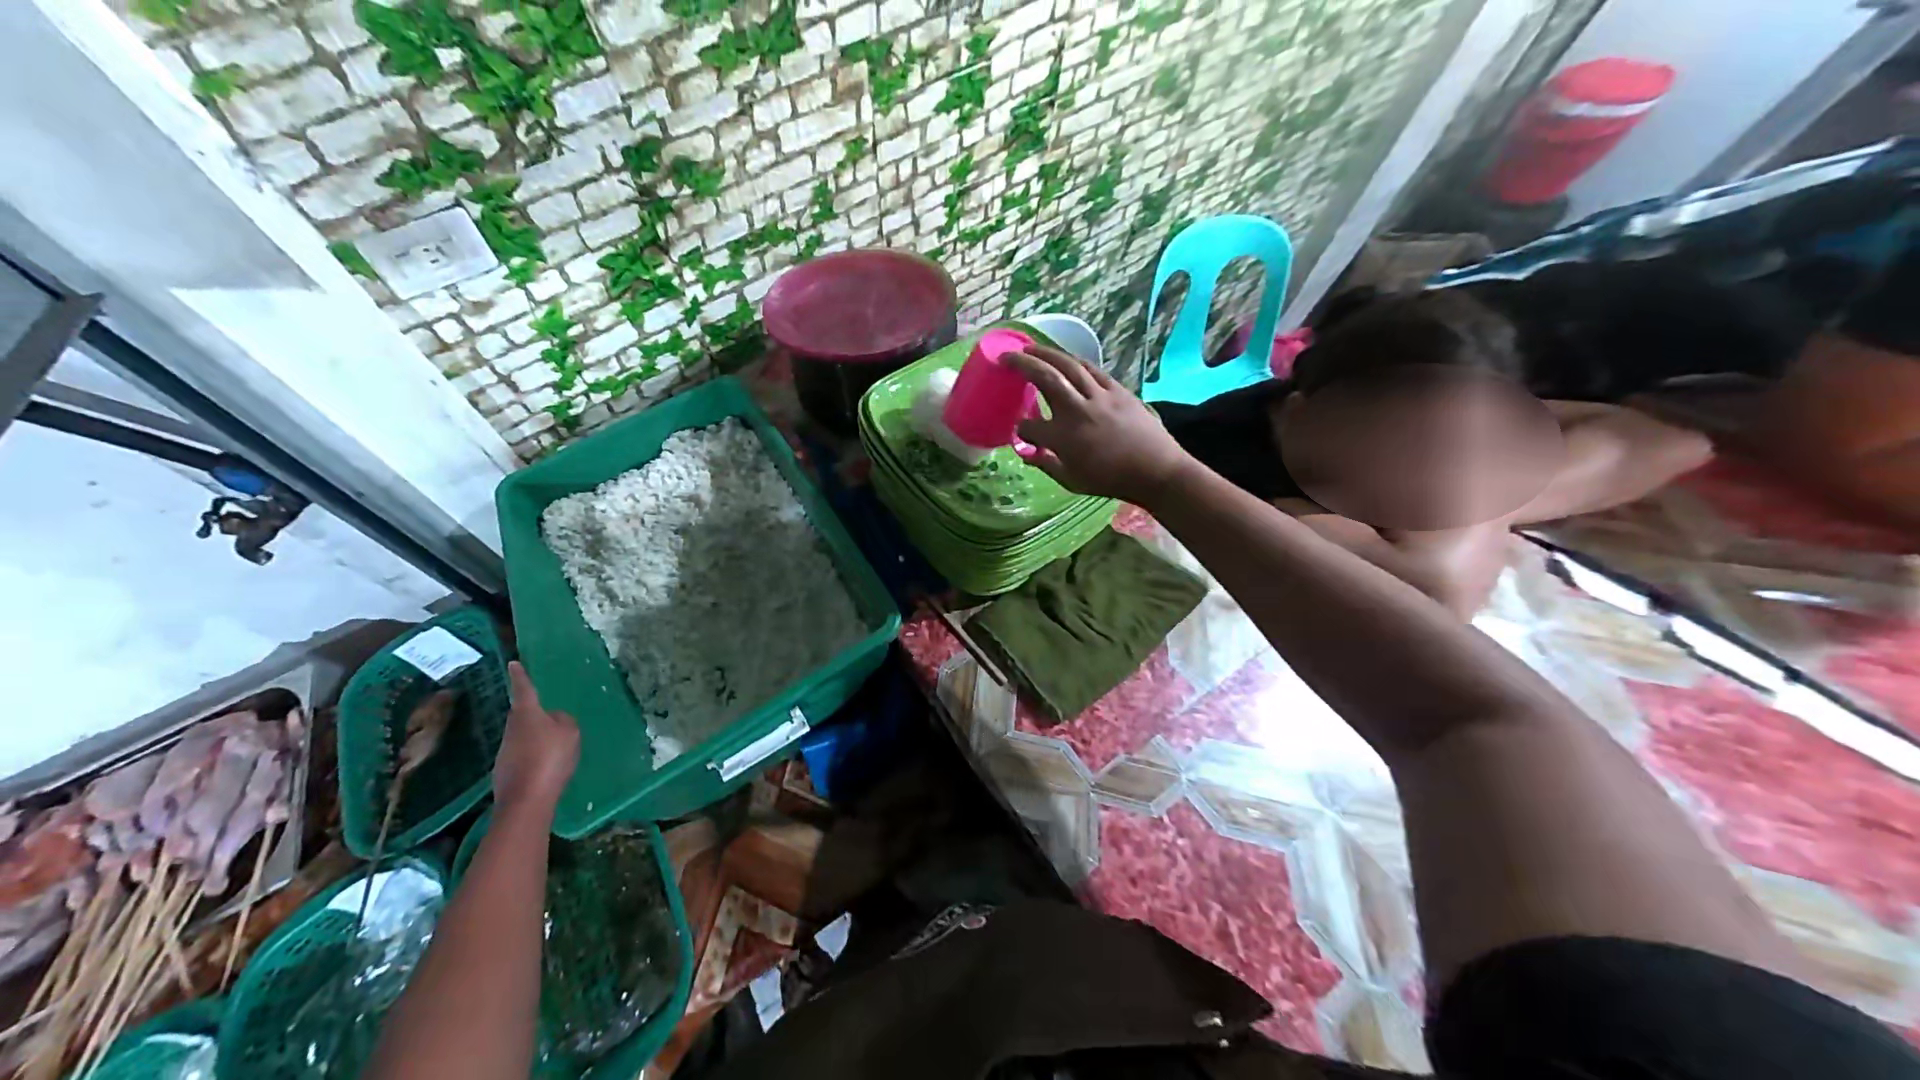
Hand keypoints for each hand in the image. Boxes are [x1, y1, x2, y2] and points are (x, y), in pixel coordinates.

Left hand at [493, 661, 579, 814]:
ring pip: (523, 735)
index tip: (513, 664)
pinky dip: (534, 755)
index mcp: (527, 714)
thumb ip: (563, 720)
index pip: (524, 689)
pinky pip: (523, 754)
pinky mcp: (505, 770)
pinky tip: (547, 765)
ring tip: (554, 745)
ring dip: (535, 736)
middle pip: (522, 715)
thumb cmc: (550, 757)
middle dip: (533, 712)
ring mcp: (505, 751)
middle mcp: (512, 729)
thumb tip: (554, 718)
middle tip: (549, 714)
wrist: (527, 799)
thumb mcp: (569, 732)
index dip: (520, 676)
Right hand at [1006, 345, 1196, 504]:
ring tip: (1031, 348)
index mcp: (1062, 437)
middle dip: (1022, 364)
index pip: (1030, 426)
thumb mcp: (1072, 481)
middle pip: (1044, 377)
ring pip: (1068, 366)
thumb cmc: (1111, 480)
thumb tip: (1030, 456)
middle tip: (1008, 356)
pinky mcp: (1117, 390)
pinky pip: (1092, 370)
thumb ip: (1047, 466)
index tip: (1023, 431)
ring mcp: (1099, 396)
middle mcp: (1077, 410)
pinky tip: (1065, 359)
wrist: (1155, 470)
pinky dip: (1075, 362)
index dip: (1022, 428)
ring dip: (1046, 353)